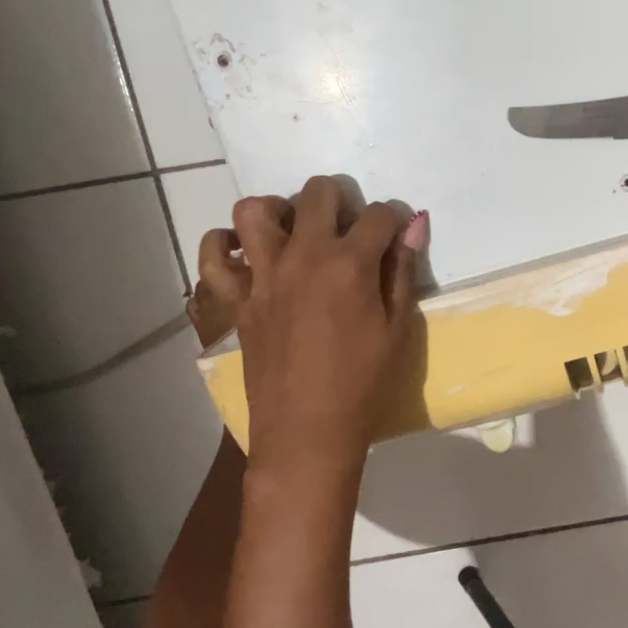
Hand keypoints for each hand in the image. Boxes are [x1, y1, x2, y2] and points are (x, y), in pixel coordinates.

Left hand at [197, 176, 429, 470]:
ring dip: (278, 210)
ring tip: (295, 231)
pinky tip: (246, 252)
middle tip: (348, 227)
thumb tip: (414, 224)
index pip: (378, 215)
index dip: (394, 219)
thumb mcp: (398, 330)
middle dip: (340, 199)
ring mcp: (263, 276)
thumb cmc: (364, 386)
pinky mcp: (237, 300)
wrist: (308, 434)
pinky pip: (213, 258)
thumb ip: (402, 271)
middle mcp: (303, 257)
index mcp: (349, 265)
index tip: (396, 235)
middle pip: (317, 194)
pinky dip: (223, 244)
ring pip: (255, 210)